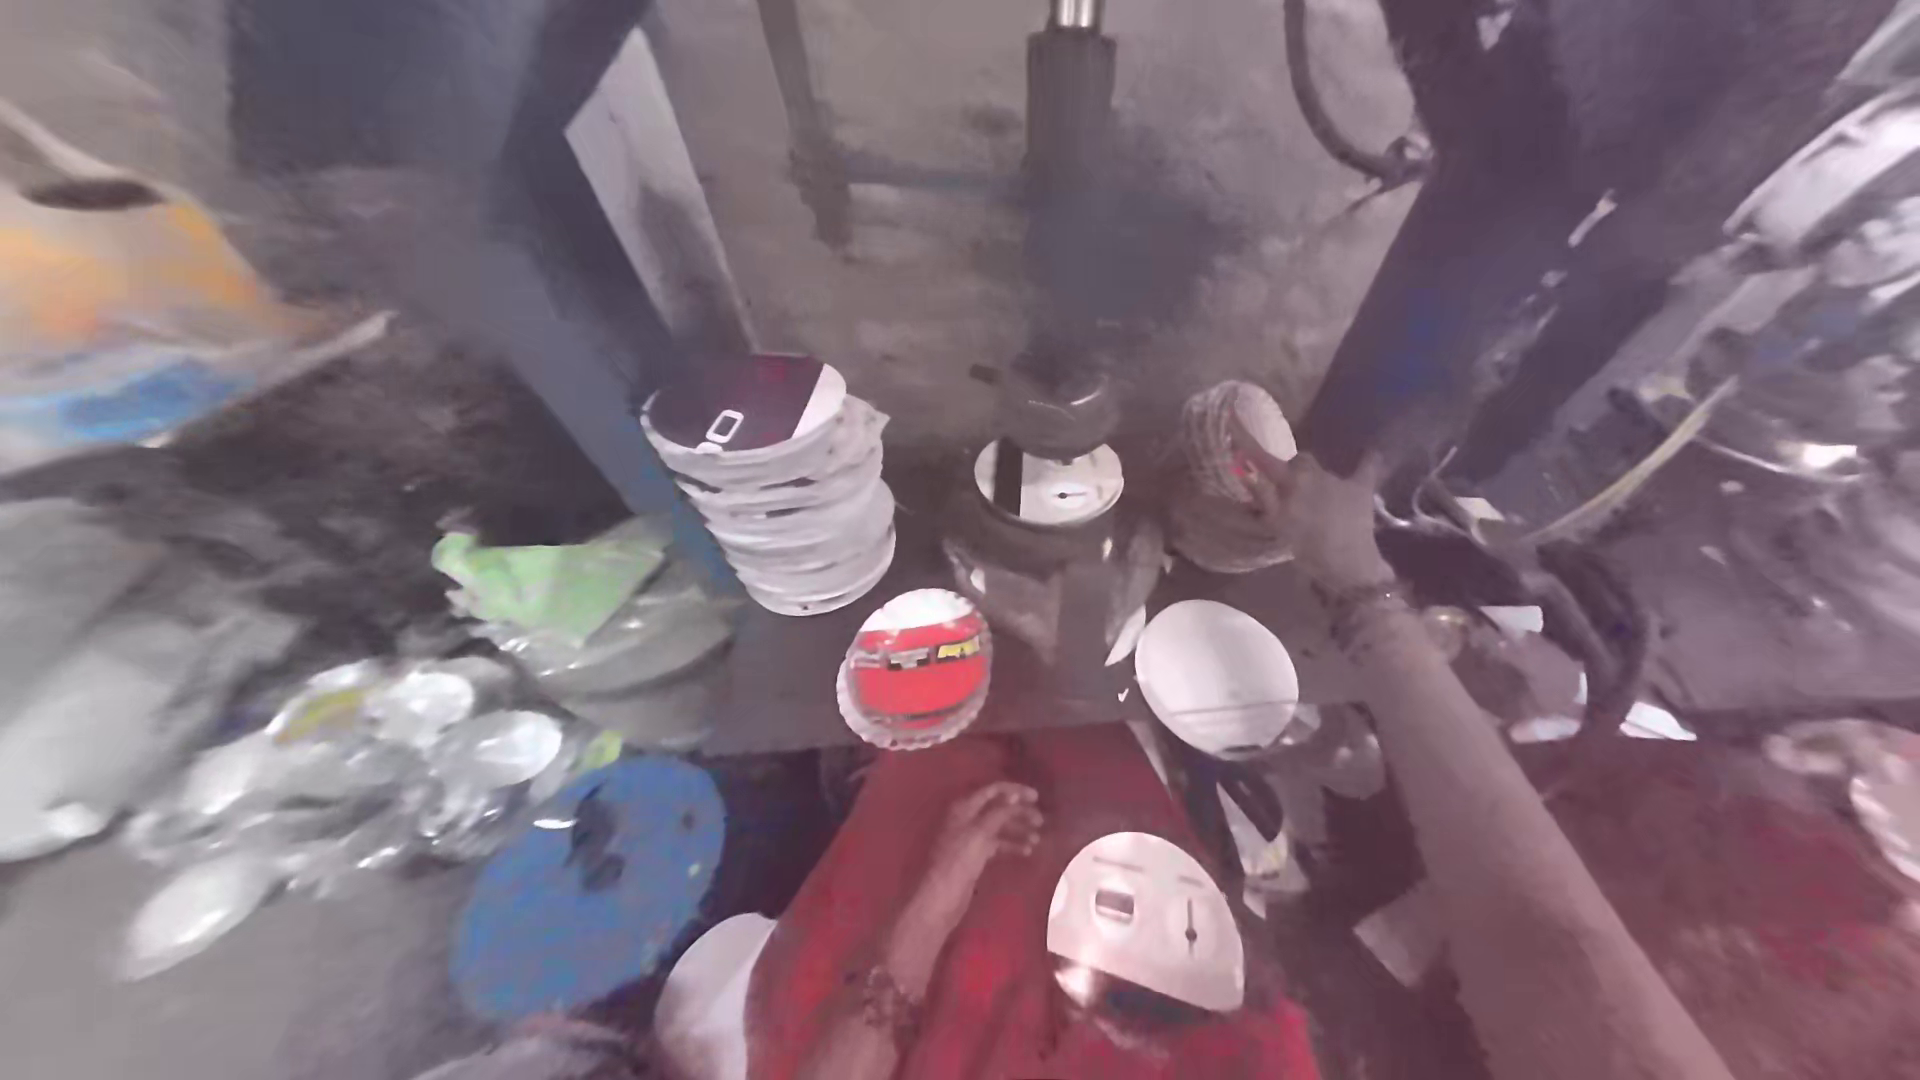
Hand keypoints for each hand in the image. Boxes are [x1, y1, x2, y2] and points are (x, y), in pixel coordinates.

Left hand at [910, 782, 1043, 934]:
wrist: (942, 898)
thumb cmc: (959, 861)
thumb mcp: (980, 833)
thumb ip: (998, 812)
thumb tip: (1014, 795)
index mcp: (965, 807)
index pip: (993, 790)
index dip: (1015, 791)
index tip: (1037, 797)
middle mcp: (968, 818)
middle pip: (998, 808)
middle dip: (1019, 812)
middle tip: (1040, 820)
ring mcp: (971, 837)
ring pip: (999, 827)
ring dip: (1018, 829)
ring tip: (1037, 839)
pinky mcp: (975, 855)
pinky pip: (997, 844)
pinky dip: (1011, 845)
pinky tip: (1026, 851)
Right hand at [1229, 411, 1393, 588]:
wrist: (1348, 564)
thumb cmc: (1307, 547)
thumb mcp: (1278, 524)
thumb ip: (1262, 496)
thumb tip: (1245, 470)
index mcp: (1292, 480)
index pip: (1264, 457)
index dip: (1247, 441)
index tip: (1233, 420)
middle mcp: (1315, 473)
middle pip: (1298, 461)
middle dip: (1289, 468)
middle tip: (1282, 486)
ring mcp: (1340, 480)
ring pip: (1320, 467)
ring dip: (1312, 474)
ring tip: (1309, 491)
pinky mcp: (1361, 489)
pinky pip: (1366, 468)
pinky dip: (1368, 461)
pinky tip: (1372, 452)